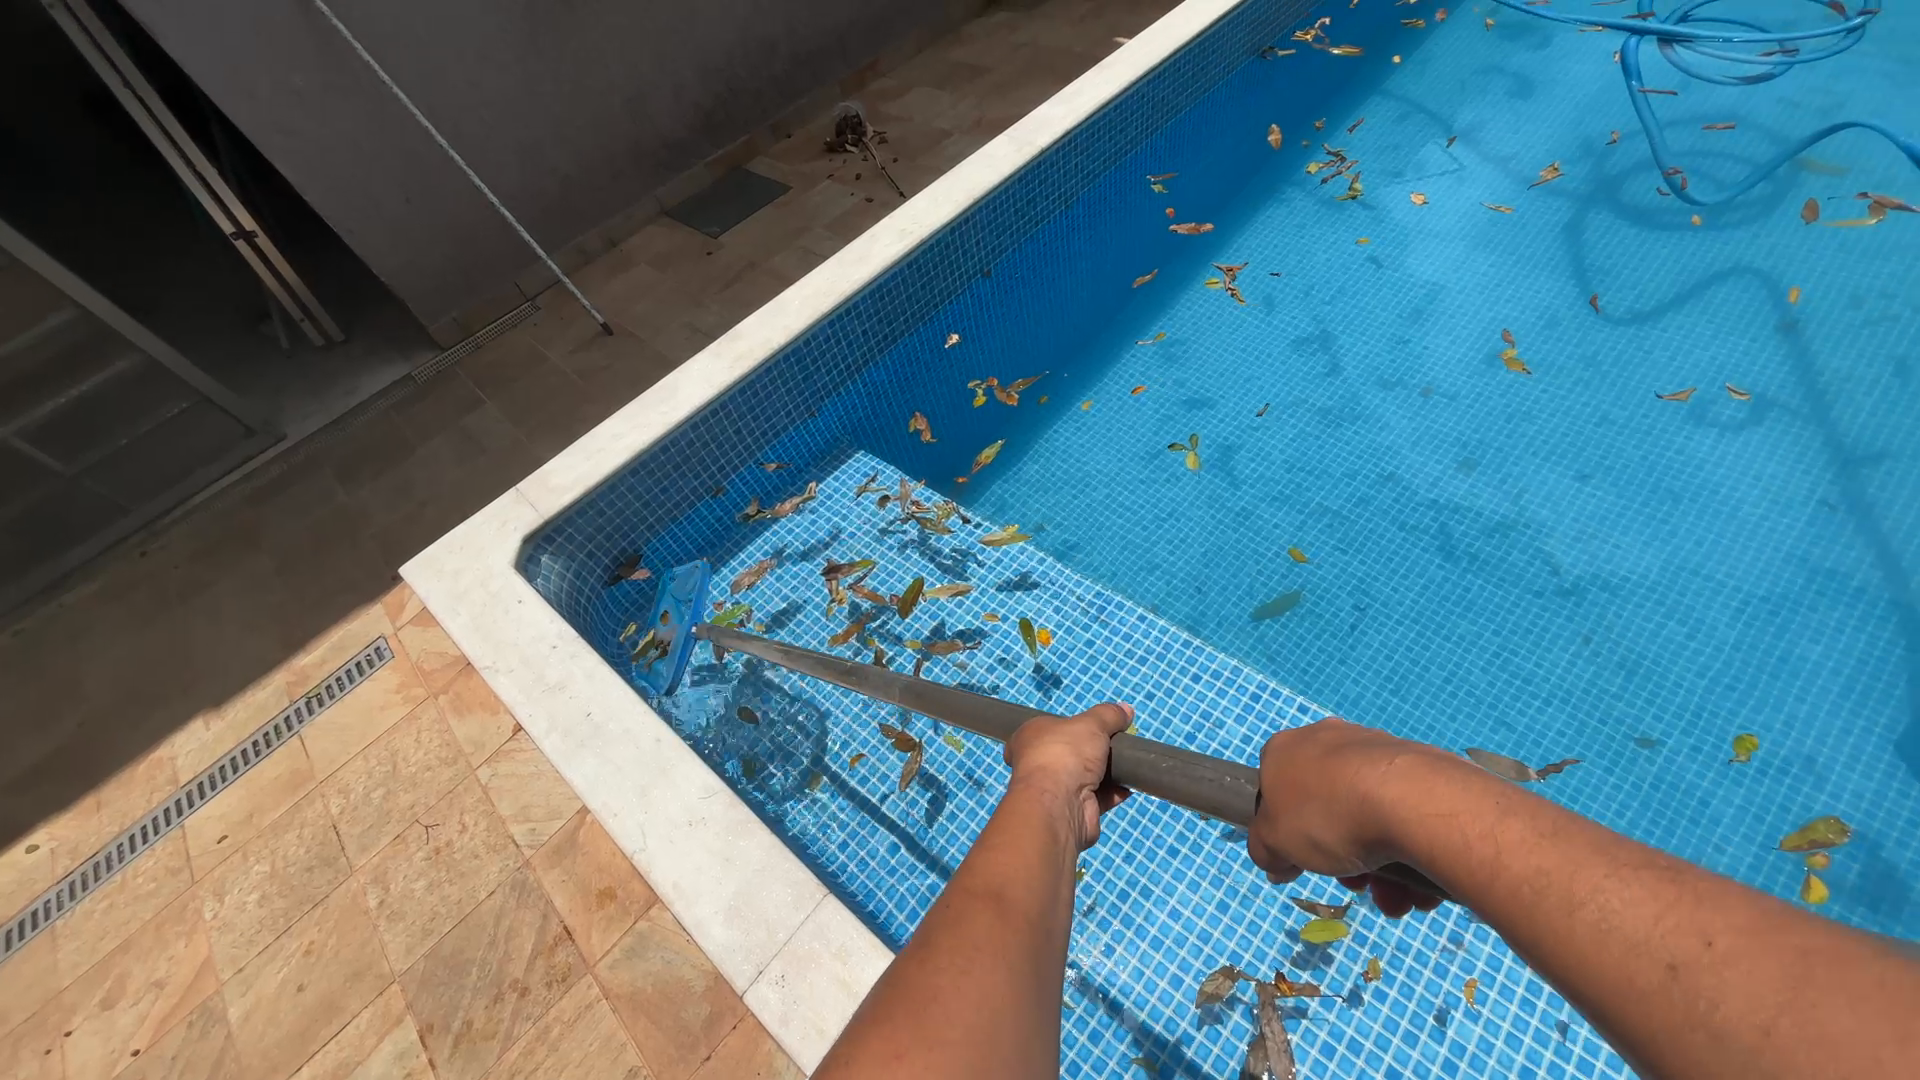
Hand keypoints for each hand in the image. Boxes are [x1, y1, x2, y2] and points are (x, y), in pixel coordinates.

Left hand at [1003, 703, 1133, 850]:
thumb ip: (1109, 715)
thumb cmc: (1067, 753)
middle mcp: (1037, 761)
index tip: (1093, 727)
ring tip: (1126, 764)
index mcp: (1030, 735)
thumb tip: (1126, 709)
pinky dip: (1112, 793)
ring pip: (1084, 776)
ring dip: (1105, 773)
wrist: (1061, 803)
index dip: (1071, 726)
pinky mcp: (1072, 809)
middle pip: (1070, 753)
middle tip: (1115, 745)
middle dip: (1092, 751)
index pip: (1049, 727)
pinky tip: (1127, 786)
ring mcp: (1054, 788)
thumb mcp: (1092, 723)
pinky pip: (1096, 797)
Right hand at [1247, 716, 1458, 916]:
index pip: (1276, 785)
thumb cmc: (1326, 816)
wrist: (1410, 801)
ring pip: (1368, 812)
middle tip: (1354, 881)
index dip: (1287, 825)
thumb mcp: (1274, 843)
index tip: (1304, 856)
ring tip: (1395, 894)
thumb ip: (1264, 850)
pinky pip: (1404, 810)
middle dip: (1340, 851)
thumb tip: (1273, 860)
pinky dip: (1409, 846)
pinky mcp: (1418, 763)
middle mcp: (1327, 739)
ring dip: (1378, 861)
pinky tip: (1418, 881)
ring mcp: (1374, 748)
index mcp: (1285, 749)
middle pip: (1326, 804)